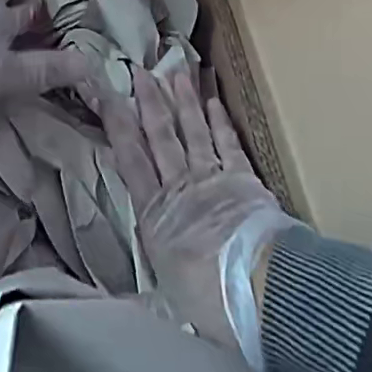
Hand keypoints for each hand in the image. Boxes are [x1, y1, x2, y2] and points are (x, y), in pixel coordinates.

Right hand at [97, 62, 296, 369]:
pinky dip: (220, 122)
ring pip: (192, 131)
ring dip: (183, 102)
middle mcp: (180, 187)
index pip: (129, 156)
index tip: (106, 95)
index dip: (117, 124)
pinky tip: (213, 102)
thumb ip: (146, 257)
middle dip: (149, 102)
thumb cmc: (209, 299)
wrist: (265, 293)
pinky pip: (229, 144)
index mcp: (155, 211)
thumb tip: (118, 267)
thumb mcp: (166, 286)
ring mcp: (213, 179)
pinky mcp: (245, 181)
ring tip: (175, 73)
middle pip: (160, 136)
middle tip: (141, 71)